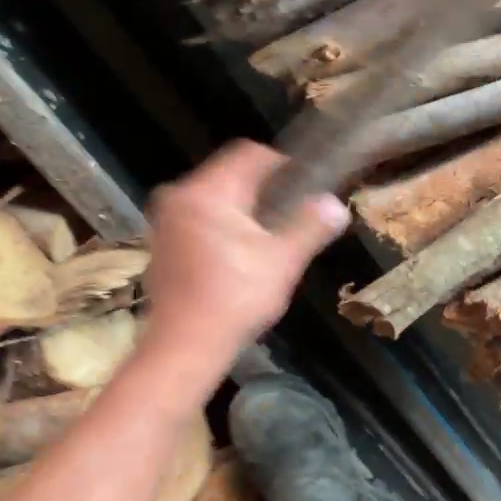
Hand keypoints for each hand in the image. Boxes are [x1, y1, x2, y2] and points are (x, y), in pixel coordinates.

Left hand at [137, 141, 348, 393]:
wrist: (184, 346)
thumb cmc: (236, 297)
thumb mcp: (284, 260)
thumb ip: (311, 226)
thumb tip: (336, 205)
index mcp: (207, 193)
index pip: (250, 154)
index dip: (284, 164)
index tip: (309, 184)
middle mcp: (179, 197)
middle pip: (232, 174)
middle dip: (266, 189)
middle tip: (296, 211)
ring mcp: (165, 222)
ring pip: (218, 198)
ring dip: (247, 209)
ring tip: (275, 234)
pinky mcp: (163, 245)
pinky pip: (202, 218)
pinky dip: (226, 226)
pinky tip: (245, 254)